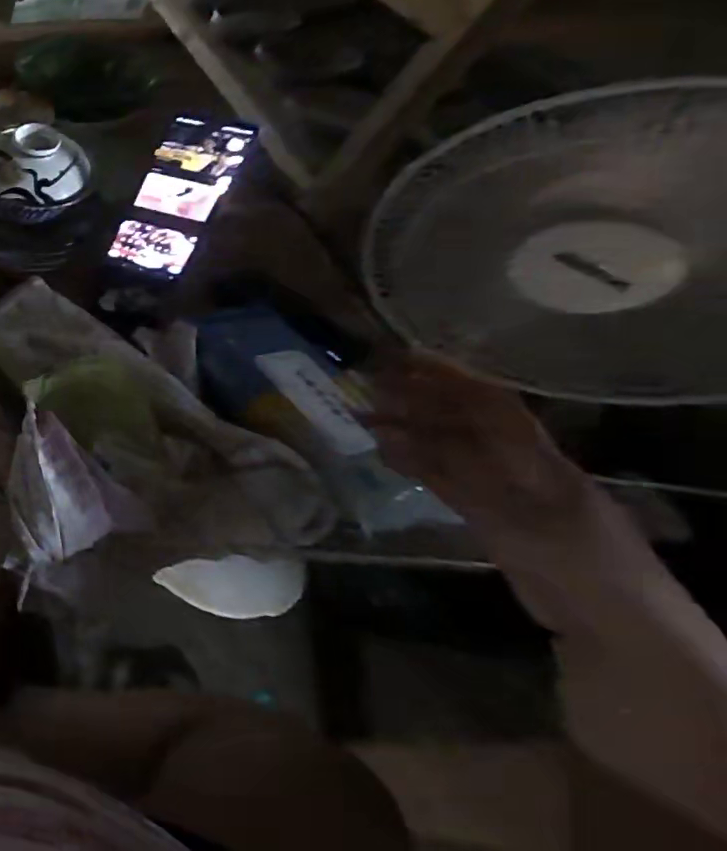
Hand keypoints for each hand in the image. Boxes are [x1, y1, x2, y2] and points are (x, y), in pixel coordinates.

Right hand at [368, 355, 656, 610]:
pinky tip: (390, 457)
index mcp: (542, 461)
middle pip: (469, 423)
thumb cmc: (577, 565)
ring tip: (367, 416)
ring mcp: (513, 495)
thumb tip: (386, 436)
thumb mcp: (515, 518)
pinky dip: (418, 464)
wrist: (622, 631)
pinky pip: (450, 481)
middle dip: (421, 399)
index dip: (450, 376)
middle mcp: (527, 468)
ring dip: (413, 430)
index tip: (402, 356)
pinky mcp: (499, 521)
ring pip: (456, 450)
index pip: (492, 404)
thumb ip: (450, 478)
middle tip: (370, 384)